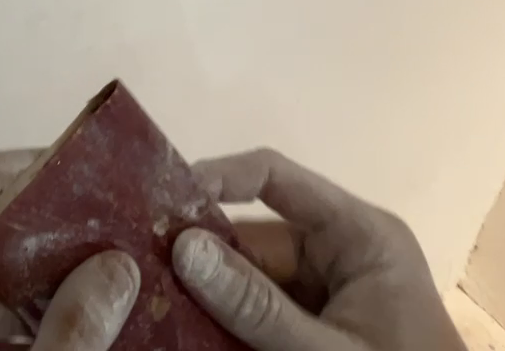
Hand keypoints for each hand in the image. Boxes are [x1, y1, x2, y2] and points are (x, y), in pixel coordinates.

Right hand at [170, 149, 463, 350]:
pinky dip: (227, 322)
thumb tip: (183, 246)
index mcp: (358, 234)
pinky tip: (186, 325)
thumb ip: (258, 307)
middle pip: (252, 236)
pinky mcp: (315, 329)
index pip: (274, 175)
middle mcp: (338, 252)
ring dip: (208, 293)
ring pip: (248, 278)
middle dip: (203, 253)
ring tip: (155, 294)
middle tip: (145, 263)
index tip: (164, 195)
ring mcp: (325, 293)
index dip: (218, 175)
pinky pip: (258, 313)